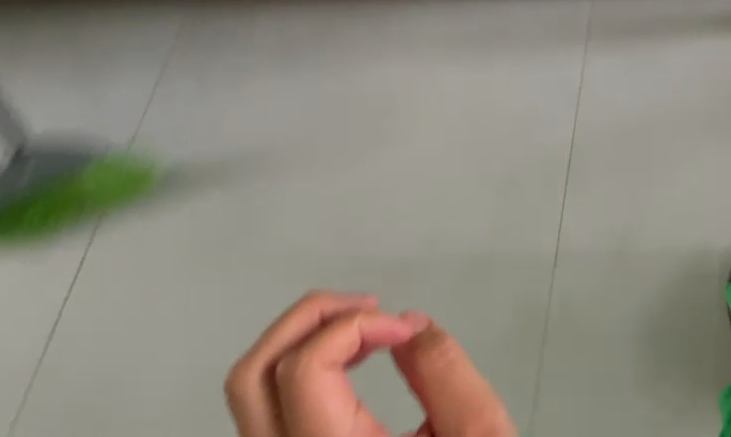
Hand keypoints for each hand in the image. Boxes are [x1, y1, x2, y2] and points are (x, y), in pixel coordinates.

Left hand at [226, 291, 516, 436]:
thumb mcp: (478, 432)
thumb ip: (445, 369)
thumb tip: (409, 324)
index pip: (304, 368)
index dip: (357, 325)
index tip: (407, 328)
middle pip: (253, 375)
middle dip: (314, 318)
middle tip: (373, 305)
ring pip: (251, 391)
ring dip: (308, 338)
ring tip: (368, 327)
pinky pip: (269, 408)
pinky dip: (307, 364)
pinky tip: (354, 358)